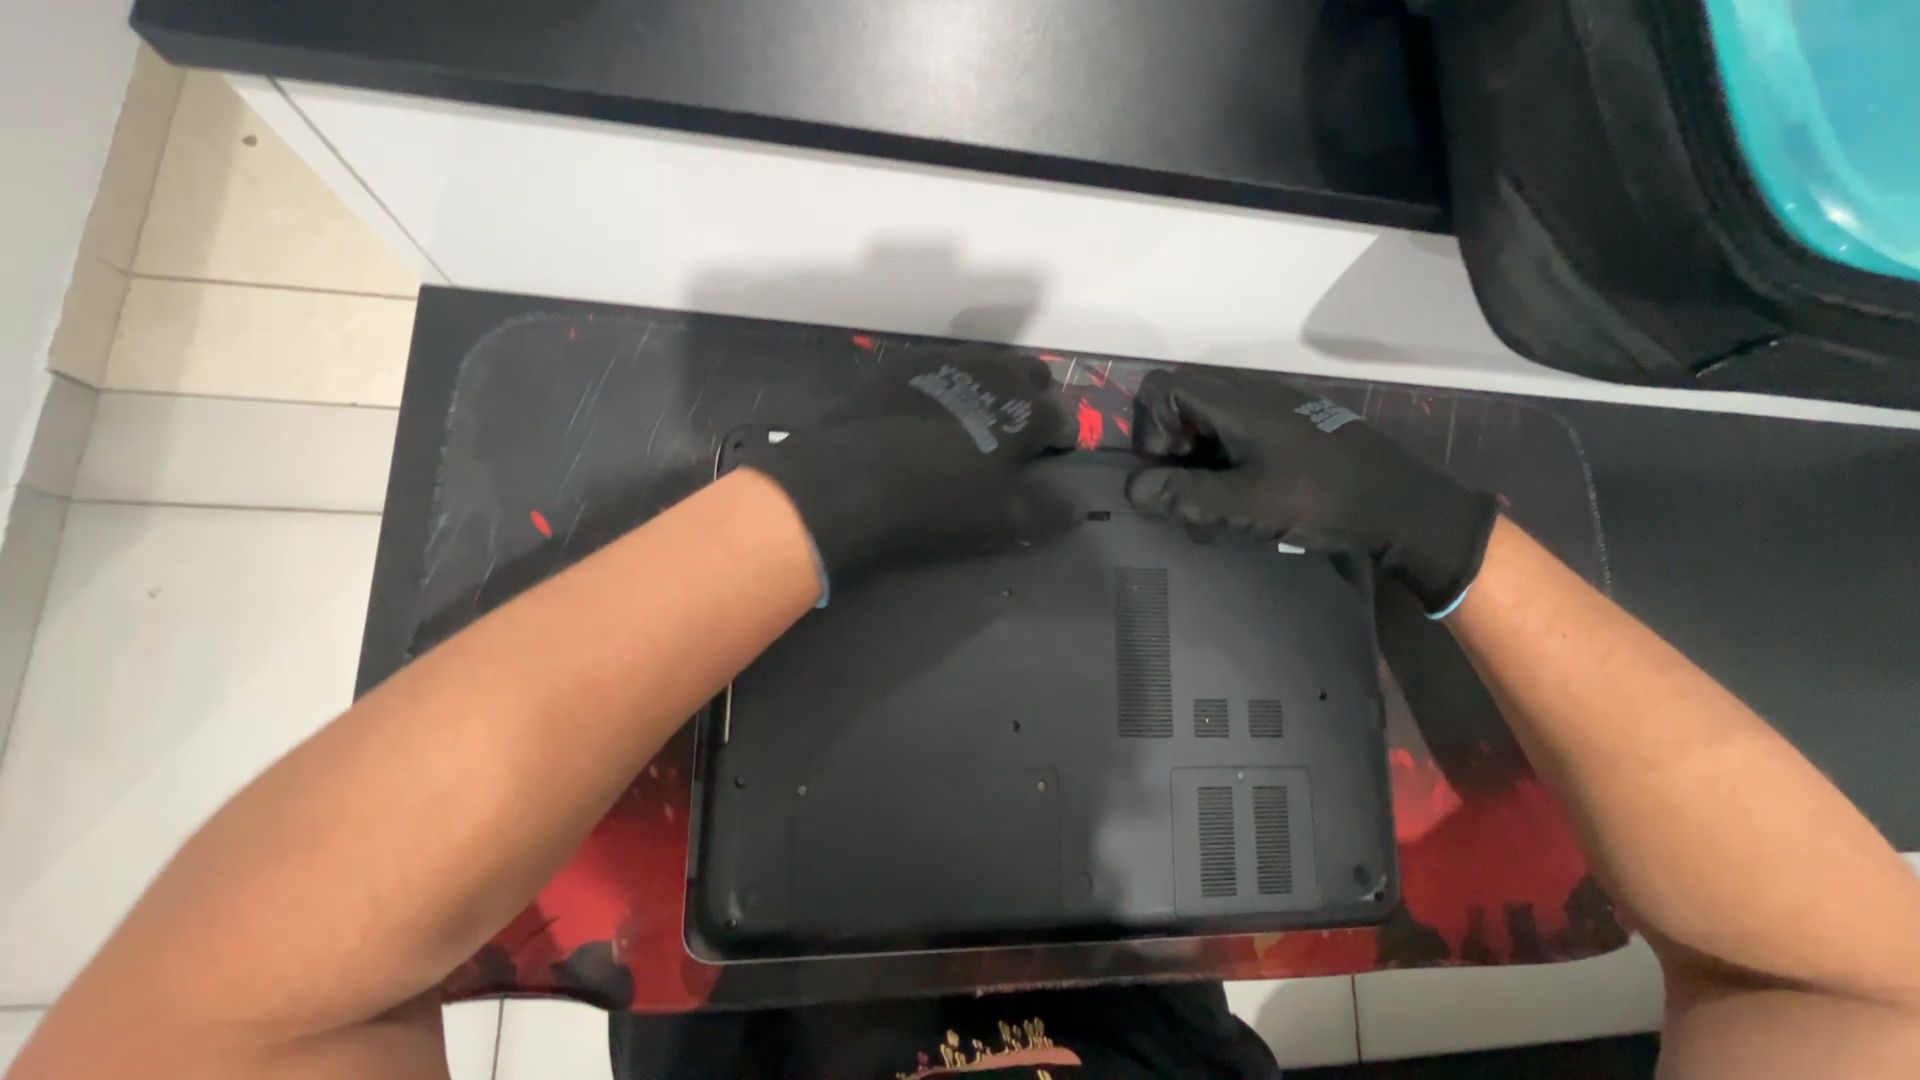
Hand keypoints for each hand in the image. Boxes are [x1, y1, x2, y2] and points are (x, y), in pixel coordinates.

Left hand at [744, 345, 1075, 591]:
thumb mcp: (1002, 520)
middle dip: (1031, 398)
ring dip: (990, 384)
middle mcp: (995, 372)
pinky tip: (925, 408)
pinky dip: (944, 383)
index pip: (1062, 417)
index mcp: (1027, 410)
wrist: (856, 476)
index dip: (1060, 438)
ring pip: (985, 362)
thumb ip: (1048, 512)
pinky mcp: (904, 362)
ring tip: (972, 415)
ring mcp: (948, 360)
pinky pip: (937, 365)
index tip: (1049, 455)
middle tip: (1013, 431)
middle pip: (1030, 375)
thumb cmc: (941, 501)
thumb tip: (1078, 504)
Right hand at [1125, 368, 1497, 615]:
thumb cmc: (1319, 500)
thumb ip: (1184, 494)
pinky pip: (1240, 421)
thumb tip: (1132, 488)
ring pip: (1212, 410)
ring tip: (1210, 490)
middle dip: (1169, 438)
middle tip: (1183, 482)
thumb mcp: (1244, 505)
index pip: (1163, 387)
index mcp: (1236, 402)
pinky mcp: (1294, 420)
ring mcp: (1276, 403)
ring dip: (1196, 446)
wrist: (1403, 503)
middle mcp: (1252, 391)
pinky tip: (1243, 484)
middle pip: (1184, 395)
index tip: (1166, 467)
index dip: (1149, 426)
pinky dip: (1223, 447)